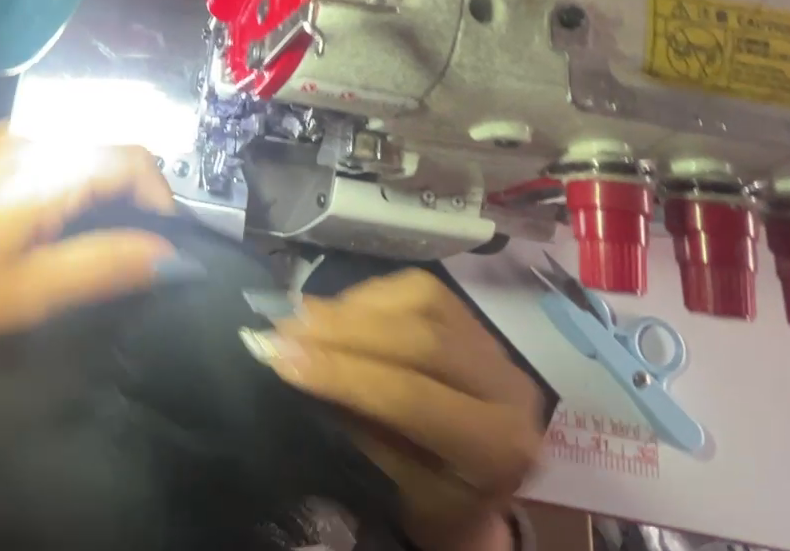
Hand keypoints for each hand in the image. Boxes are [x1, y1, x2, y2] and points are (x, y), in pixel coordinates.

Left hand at [0, 120, 180, 354]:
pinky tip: (22, 217)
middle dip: (121, 189)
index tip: (161, 237)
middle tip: (118, 244)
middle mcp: (17, 134)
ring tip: (69, 237)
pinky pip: (22, 146)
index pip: (128, 155)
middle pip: (95, 145)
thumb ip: (104, 265)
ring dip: (81, 182)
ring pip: (59, 145)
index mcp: (40, 167)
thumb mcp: (25, 293)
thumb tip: (169, 254)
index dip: (158, 192)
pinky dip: (44, 174)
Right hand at [264, 271, 543, 550]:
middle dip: (341, 331)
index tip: (280, 358)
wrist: (472, 488)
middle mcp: (509, 389)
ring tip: (301, 318)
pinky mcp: (473, 318)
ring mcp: (494, 346)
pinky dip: (368, 295)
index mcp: (495, 447)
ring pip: (420, 302)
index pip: (412, 397)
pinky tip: (335, 310)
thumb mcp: (389, 484)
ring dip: (351, 308)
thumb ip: (351, 422)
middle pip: (420, 340)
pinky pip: (418, 289)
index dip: (342, 373)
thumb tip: (291, 361)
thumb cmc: (426, 500)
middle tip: (282, 330)